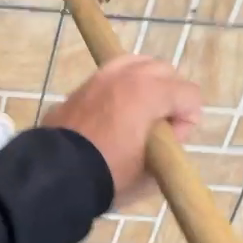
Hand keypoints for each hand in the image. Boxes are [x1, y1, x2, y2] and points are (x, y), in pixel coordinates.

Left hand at [42, 55, 201, 206]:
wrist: (54, 177)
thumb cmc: (108, 175)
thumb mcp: (150, 170)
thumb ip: (170, 146)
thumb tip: (168, 131)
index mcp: (149, 92)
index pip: (188, 94)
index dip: (188, 119)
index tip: (174, 141)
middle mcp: (124, 76)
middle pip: (163, 71)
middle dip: (169, 95)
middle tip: (160, 124)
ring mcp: (97, 79)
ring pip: (133, 65)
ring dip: (143, 84)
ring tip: (139, 112)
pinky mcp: (76, 90)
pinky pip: (106, 80)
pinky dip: (116, 90)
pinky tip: (112, 113)